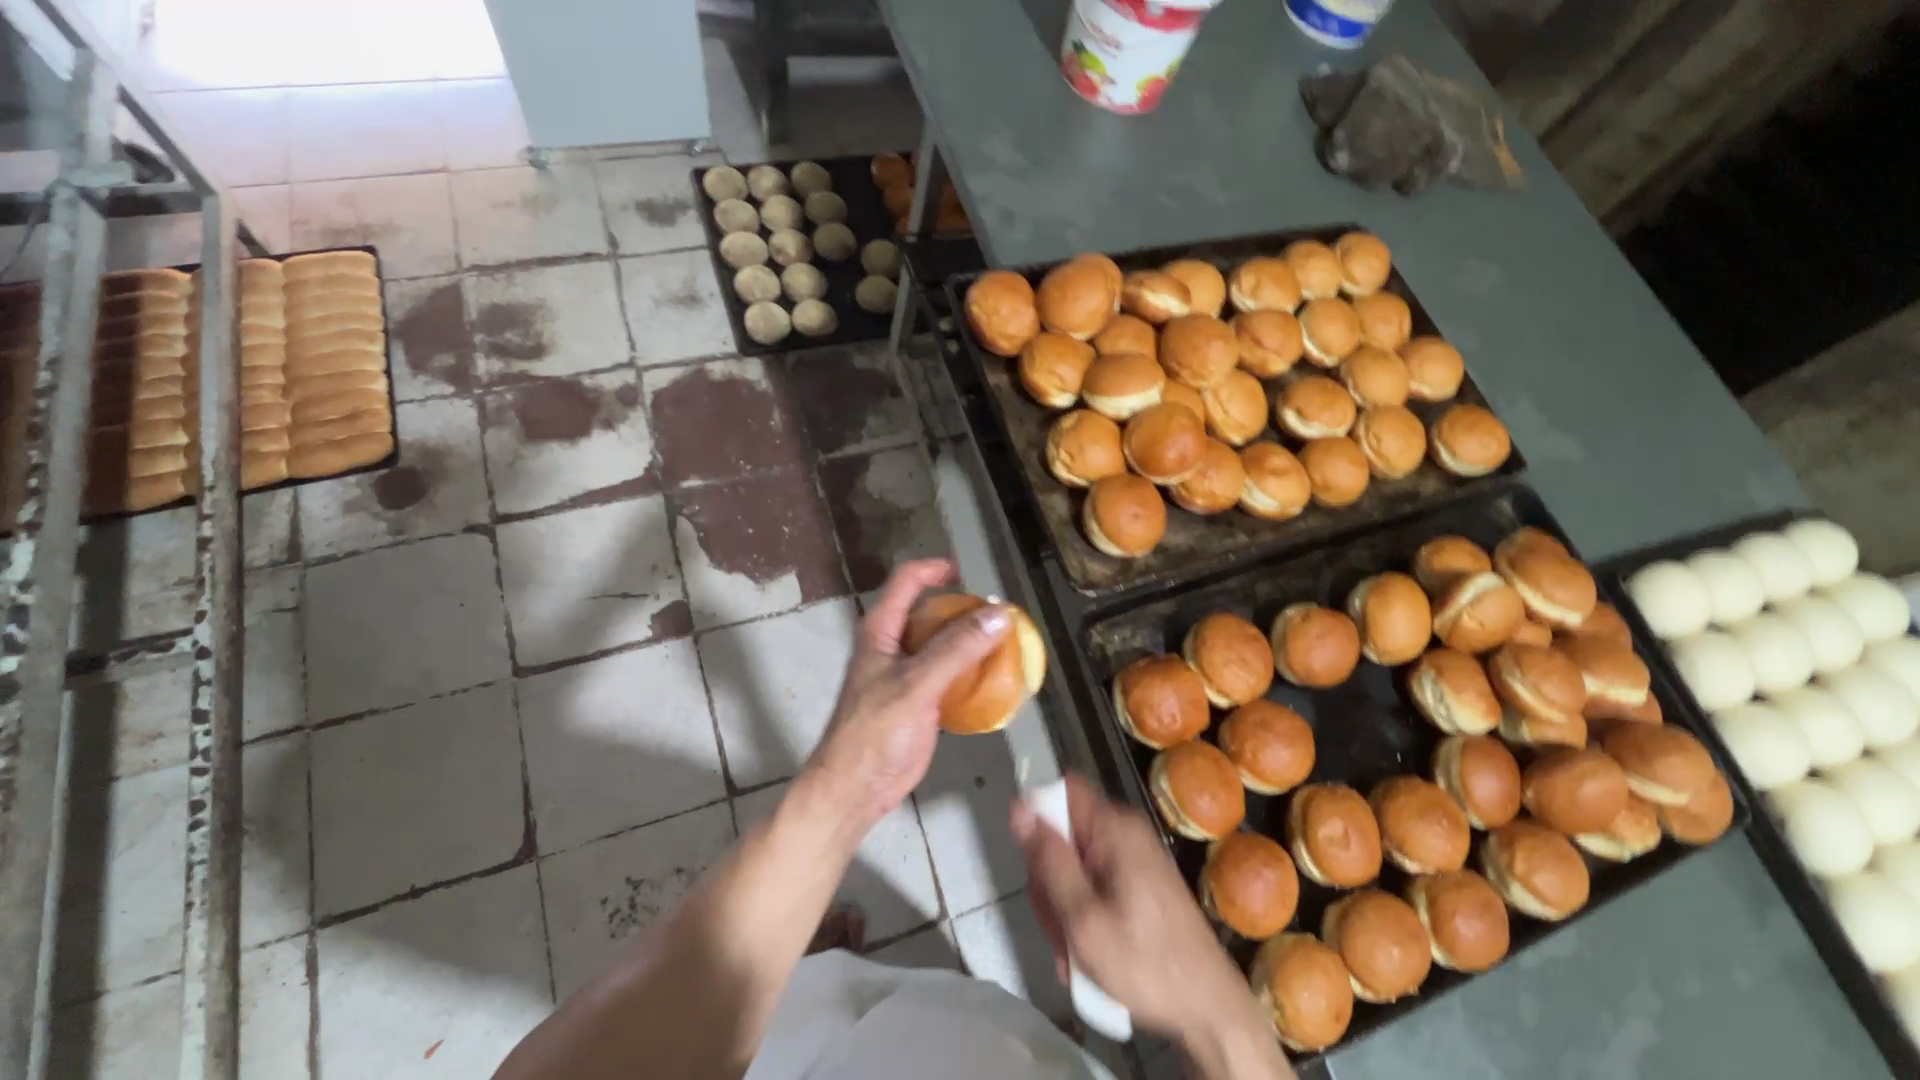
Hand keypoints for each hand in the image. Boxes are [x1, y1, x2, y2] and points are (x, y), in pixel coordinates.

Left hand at [801, 559, 1013, 830]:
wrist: (856, 788)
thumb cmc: (873, 731)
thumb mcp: (916, 684)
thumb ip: (956, 649)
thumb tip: (999, 614)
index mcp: (881, 630)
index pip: (907, 582)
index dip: (936, 568)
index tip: (972, 569)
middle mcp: (894, 645)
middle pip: (933, 612)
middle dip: (966, 610)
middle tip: (1004, 613)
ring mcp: (909, 674)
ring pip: (946, 645)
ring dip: (974, 642)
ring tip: (1011, 641)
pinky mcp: (922, 701)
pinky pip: (953, 676)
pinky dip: (974, 673)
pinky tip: (1000, 678)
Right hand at [1011, 776, 1253, 1042]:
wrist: (1208, 1009)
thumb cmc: (1146, 966)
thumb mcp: (1083, 919)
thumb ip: (1049, 862)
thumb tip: (1021, 808)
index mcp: (1115, 830)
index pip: (1063, 791)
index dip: (1037, 817)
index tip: (1032, 863)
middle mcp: (1126, 834)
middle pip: (1064, 834)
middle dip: (1050, 879)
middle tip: (1058, 925)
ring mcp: (1134, 860)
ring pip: (1075, 865)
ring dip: (1064, 907)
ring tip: (1074, 949)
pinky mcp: (1140, 885)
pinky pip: (1095, 885)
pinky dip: (1084, 915)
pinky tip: (1088, 952)